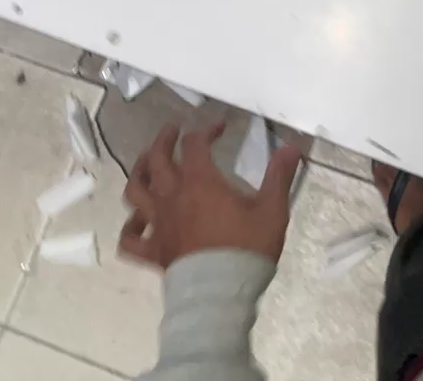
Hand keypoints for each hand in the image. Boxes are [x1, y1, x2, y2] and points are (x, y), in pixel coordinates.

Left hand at [119, 121, 304, 268]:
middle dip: (163, 140)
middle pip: (156, 159)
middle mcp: (173, 197)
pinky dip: (131, 227)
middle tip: (173, 130)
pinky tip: (139, 220)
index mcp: (200, 182)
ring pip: (135, 191)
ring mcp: (158, 225)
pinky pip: (130, 239)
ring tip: (146, 163)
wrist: (220, 296)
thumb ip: (280, 175)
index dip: (206, 130)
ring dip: (139, 172)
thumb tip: (292, 146)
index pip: (195, 144)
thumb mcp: (272, 209)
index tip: (221, 127)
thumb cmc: (246, 249)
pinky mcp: (152, 252)